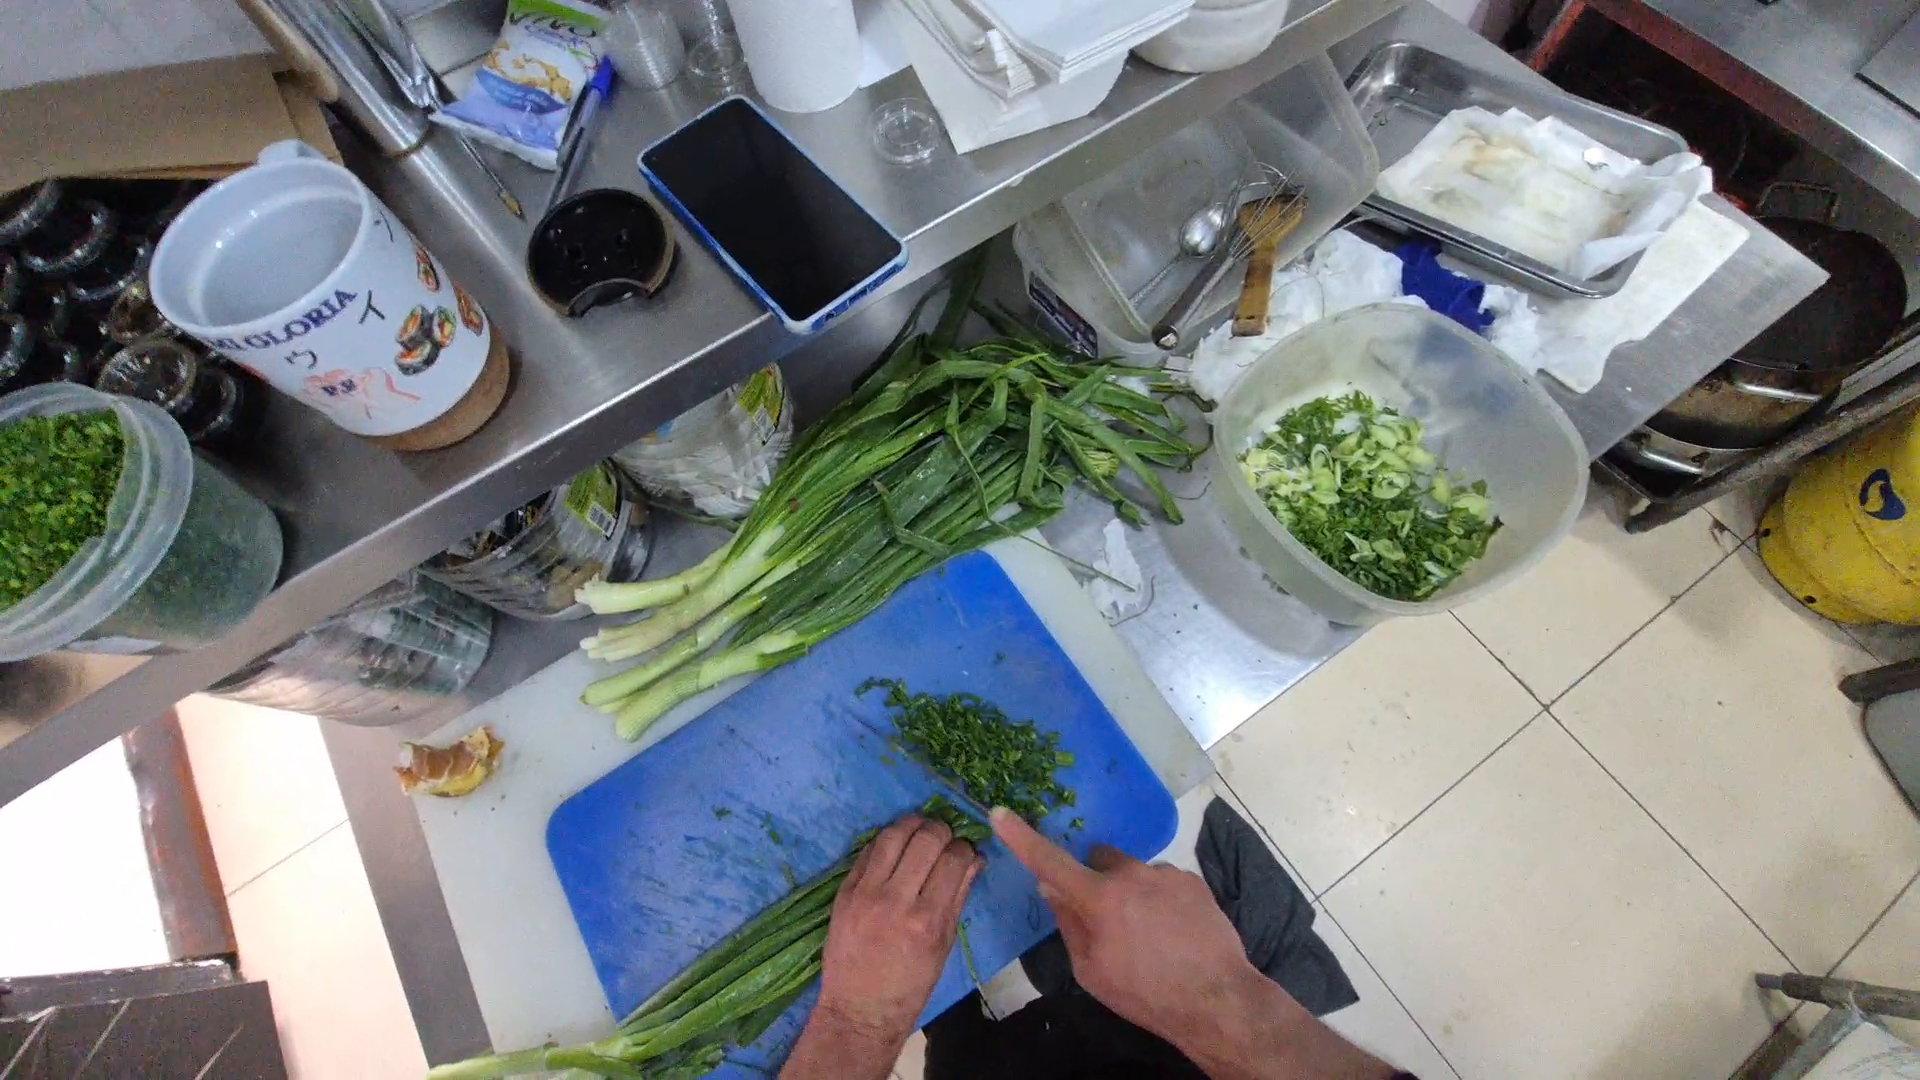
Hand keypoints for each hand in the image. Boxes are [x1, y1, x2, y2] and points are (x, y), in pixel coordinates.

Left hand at [791, 814, 982, 1077]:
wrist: (859, 1012)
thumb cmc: (910, 987)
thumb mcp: (944, 946)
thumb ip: (959, 896)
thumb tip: (975, 858)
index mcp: (927, 920)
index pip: (954, 859)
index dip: (965, 848)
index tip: (966, 850)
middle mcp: (896, 900)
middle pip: (926, 839)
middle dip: (943, 830)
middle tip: (946, 837)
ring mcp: (866, 892)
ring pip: (894, 835)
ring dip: (913, 825)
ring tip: (922, 830)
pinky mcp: (845, 890)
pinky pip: (869, 849)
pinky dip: (888, 840)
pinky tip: (898, 843)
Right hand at [989, 806, 1255, 1044]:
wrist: (1220, 1002)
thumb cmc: (1146, 994)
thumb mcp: (1092, 971)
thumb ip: (1068, 923)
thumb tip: (1052, 886)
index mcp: (1099, 898)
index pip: (1050, 862)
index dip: (1022, 837)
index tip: (1000, 812)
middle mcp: (1130, 874)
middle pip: (1099, 860)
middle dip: (1098, 880)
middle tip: (1111, 921)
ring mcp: (1164, 873)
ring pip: (1134, 872)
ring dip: (1133, 892)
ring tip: (1153, 935)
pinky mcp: (1191, 879)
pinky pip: (1163, 881)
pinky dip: (1162, 901)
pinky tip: (1175, 933)